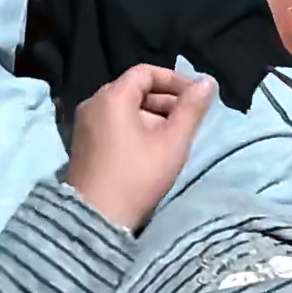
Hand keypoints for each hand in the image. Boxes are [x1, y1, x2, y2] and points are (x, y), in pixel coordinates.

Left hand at [65, 64, 214, 231]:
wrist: (95, 220)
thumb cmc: (137, 176)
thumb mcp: (172, 142)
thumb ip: (192, 109)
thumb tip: (207, 81)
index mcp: (112, 96)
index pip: (146, 72)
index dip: (175, 80)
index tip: (196, 97)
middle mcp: (94, 103)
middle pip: (135, 89)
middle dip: (166, 100)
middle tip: (190, 119)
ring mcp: (85, 124)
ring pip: (126, 108)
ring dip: (154, 115)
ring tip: (176, 136)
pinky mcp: (84, 143)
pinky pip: (114, 122)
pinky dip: (136, 127)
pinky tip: (153, 148)